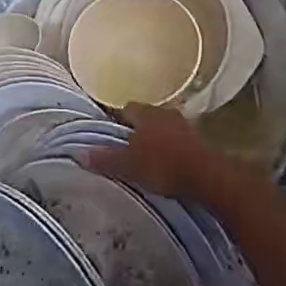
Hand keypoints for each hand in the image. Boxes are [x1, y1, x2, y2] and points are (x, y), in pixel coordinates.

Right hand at [79, 102, 227, 199]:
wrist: (206, 175)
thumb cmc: (163, 166)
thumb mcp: (130, 166)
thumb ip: (106, 158)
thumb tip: (80, 152)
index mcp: (145, 112)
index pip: (126, 109)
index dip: (117, 122)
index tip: (112, 137)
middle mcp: (164, 111)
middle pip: (145, 117)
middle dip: (137, 130)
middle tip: (129, 150)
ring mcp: (184, 124)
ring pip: (163, 127)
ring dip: (157, 138)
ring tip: (149, 159)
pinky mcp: (198, 139)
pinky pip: (178, 139)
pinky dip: (172, 148)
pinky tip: (170, 164)